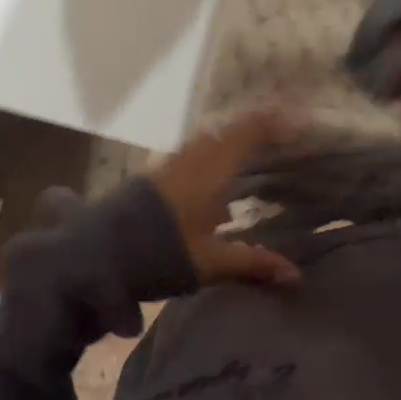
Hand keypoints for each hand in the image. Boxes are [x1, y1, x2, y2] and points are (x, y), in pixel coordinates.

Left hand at [149, 110, 303, 287]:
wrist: (101, 252)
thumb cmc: (161, 251)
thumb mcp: (210, 261)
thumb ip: (252, 262)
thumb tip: (294, 274)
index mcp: (211, 168)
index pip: (248, 131)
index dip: (275, 124)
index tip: (299, 128)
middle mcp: (194, 156)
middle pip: (231, 130)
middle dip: (258, 131)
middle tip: (284, 141)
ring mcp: (174, 162)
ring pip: (212, 140)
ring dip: (236, 141)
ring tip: (259, 157)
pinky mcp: (161, 173)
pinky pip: (198, 151)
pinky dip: (218, 154)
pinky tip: (224, 180)